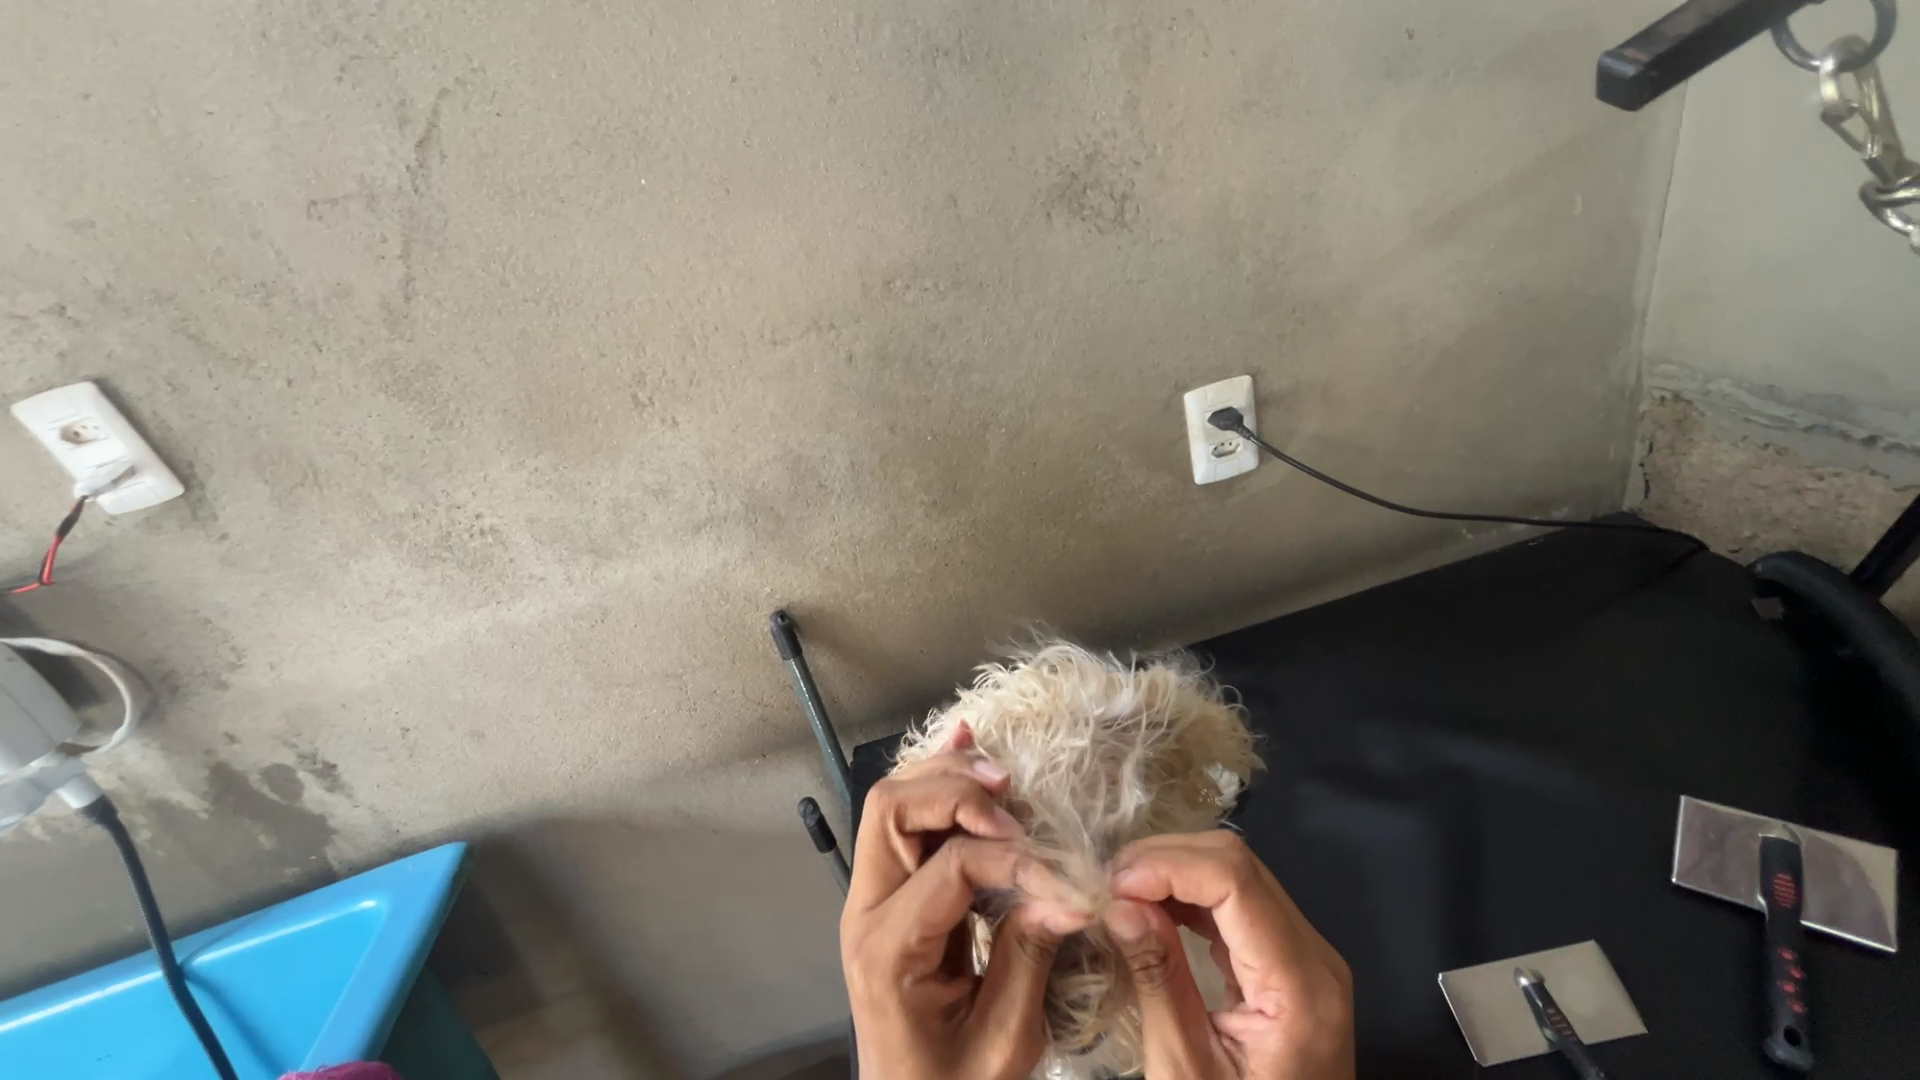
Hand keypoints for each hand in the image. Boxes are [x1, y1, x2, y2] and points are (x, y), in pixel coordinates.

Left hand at [841, 738, 1091, 1079]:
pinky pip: (902, 820)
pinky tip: (963, 746)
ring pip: (892, 802)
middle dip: (955, 789)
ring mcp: (870, 895)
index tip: (1064, 882)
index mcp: (889, 950)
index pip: (951, 866)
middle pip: (892, 808)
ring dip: (946, 778)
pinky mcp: (888, 890)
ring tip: (1001, 775)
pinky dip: (935, 780)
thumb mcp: (1003, 1043)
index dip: (1014, 859)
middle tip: (1012, 799)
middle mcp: (866, 908)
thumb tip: (1068, 896)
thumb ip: (1029, 961)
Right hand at [1105, 831, 1354, 1079]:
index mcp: (1299, 985)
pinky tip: (1150, 905)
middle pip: (1237, 864)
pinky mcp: (1286, 958)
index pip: (1235, 882)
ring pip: (1235, 871)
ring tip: (1119, 892)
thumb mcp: (1186, 1071)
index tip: (1111, 886)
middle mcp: (1314, 954)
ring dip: (1172, 869)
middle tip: (1106, 885)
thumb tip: (1120, 903)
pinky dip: (1187, 891)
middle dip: (1164, 859)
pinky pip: (1236, 899)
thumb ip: (1158, 981)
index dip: (1168, 866)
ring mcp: (1304, 953)